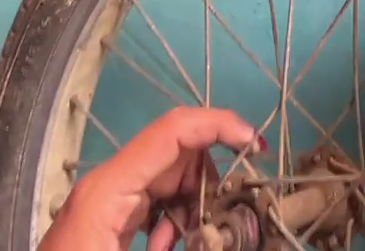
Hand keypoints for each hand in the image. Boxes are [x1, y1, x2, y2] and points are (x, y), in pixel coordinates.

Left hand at [41, 107, 260, 250]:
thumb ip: (191, 242)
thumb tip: (226, 237)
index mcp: (108, 190)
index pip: (173, 131)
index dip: (219, 126)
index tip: (257, 147)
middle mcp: (108, 185)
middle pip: (177, 156)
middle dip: (208, 183)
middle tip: (223, 221)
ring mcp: (106, 202)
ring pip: (169, 181)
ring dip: (190, 208)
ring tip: (193, 240)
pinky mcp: (108, 222)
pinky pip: (153, 204)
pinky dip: (172, 223)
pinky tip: (167, 248)